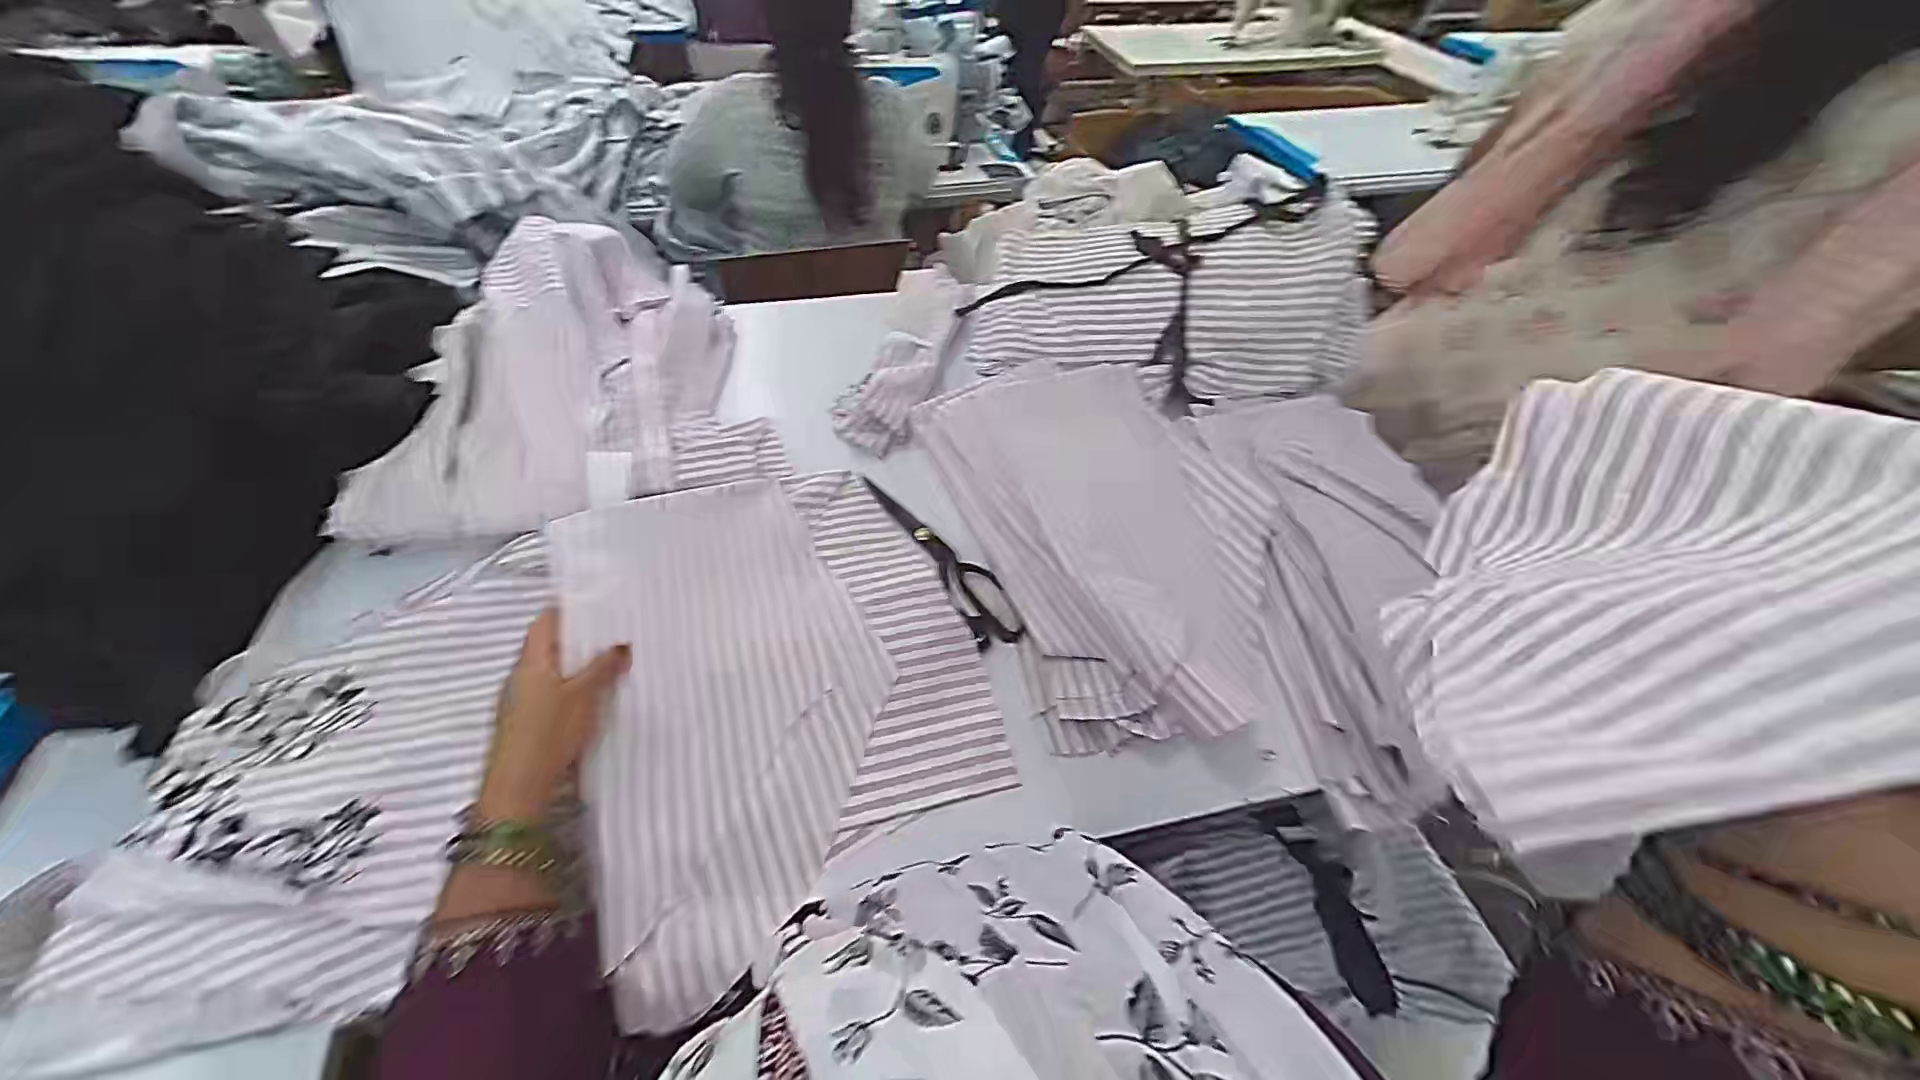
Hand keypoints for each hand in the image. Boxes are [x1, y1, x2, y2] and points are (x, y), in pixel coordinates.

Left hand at [476, 609, 629, 822]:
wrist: (519, 788)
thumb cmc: (550, 734)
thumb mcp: (585, 696)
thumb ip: (603, 668)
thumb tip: (622, 644)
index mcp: (530, 663)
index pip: (545, 623)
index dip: (567, 608)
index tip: (595, 600)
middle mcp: (520, 677)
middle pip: (548, 645)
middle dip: (578, 637)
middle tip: (612, 629)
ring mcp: (520, 700)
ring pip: (551, 669)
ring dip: (576, 662)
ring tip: (610, 658)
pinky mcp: (526, 721)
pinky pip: (552, 690)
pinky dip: (572, 683)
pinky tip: (593, 692)